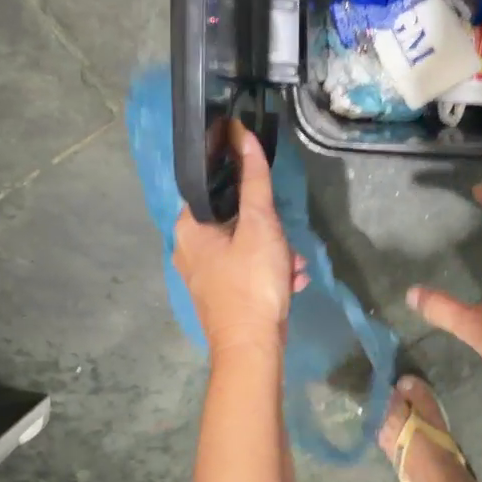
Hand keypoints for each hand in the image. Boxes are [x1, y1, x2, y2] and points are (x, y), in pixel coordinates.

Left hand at [173, 121, 307, 357]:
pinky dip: (270, 272)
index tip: (270, 198)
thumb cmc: (252, 281)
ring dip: (276, 253)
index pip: (214, 189)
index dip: (245, 188)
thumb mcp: (260, 225)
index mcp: (189, 228)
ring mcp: (203, 276)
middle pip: (234, 220)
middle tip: (287, 243)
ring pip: (245, 247)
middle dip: (270, 230)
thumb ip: (254, 180)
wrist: (251, 346)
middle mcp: (188, 249)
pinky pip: (247, 270)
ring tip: (294, 266)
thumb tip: (242, 135)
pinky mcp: (220, 295)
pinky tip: (292, 282)